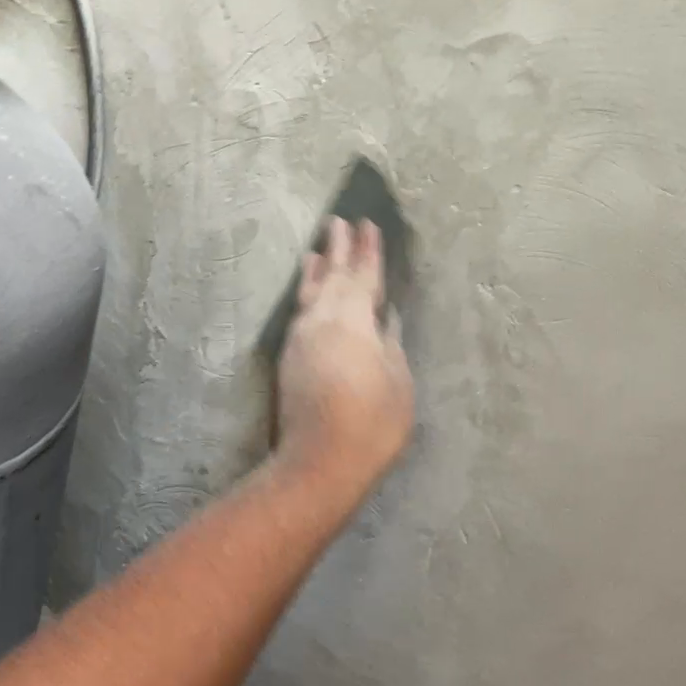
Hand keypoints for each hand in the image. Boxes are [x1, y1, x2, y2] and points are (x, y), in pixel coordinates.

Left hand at [275, 216, 414, 491]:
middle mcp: (320, 322)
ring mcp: (300, 343)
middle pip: (330, 277)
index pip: (363, 276)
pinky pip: (299, 315)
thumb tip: (385, 318)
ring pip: (308, 296)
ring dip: (315, 271)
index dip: (368, 251)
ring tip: (315, 251)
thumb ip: (390, 343)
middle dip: (337, 250)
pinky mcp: (288, 364)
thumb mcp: (397, 382)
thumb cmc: (371, 424)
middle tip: (338, 222)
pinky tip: (306, 297)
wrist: (320, 462)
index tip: (369, 224)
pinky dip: (305, 297)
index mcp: (352, 320)